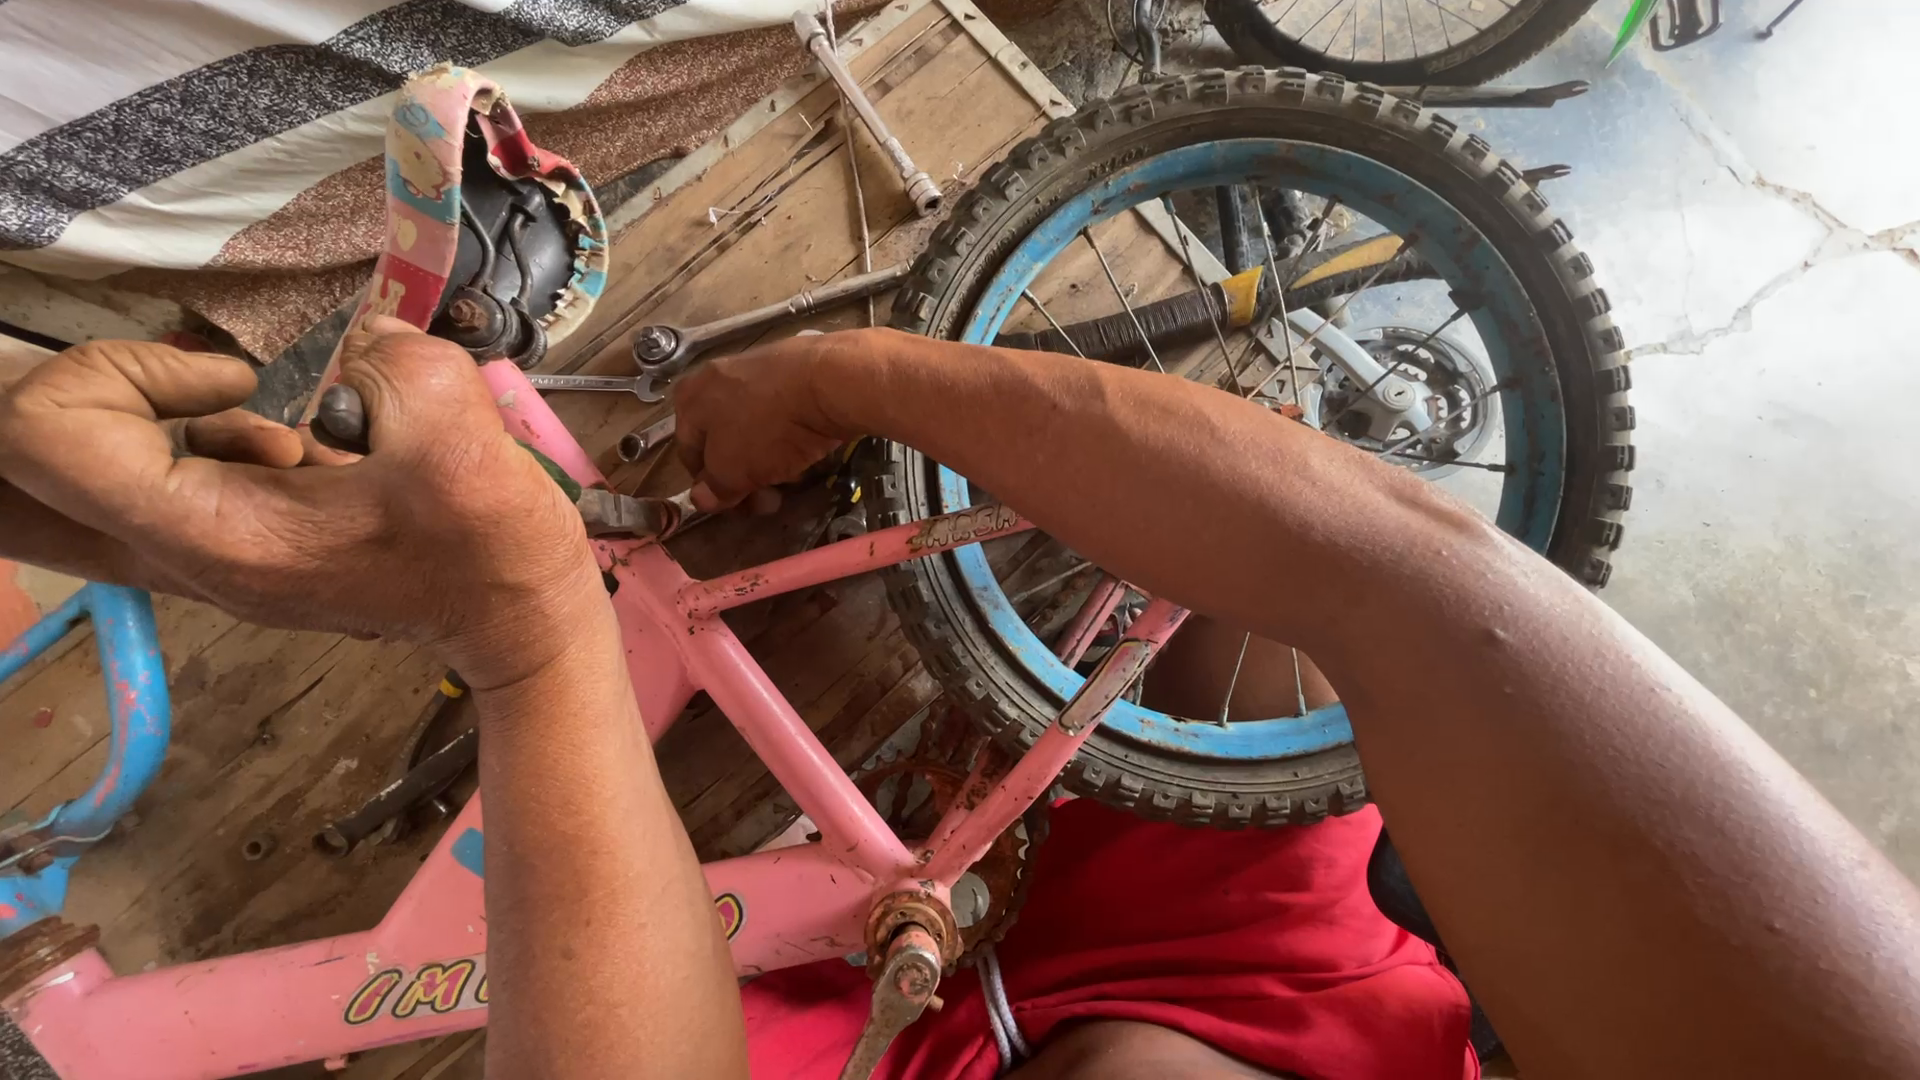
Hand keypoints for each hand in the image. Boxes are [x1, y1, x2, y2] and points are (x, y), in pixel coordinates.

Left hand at [0, 320, 598, 689]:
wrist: (525, 618)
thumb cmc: (497, 549)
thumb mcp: (464, 441)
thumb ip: (399, 361)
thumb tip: (361, 339)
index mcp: (221, 533)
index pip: (43, 431)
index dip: (125, 369)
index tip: (246, 379)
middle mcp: (190, 554)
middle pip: (11, 480)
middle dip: (81, 402)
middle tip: (182, 387)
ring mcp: (214, 559)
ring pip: (76, 482)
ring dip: (153, 421)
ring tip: (275, 423)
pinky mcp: (250, 550)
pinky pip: (154, 487)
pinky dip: (200, 444)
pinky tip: (307, 448)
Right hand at [671, 329, 875, 510]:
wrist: (828, 380)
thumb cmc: (767, 428)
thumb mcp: (732, 470)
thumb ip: (715, 488)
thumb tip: (702, 499)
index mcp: (689, 400)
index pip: (689, 455)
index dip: (711, 488)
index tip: (738, 507)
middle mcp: (716, 379)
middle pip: (725, 443)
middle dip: (746, 478)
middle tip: (772, 501)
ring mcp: (756, 371)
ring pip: (755, 430)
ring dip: (769, 461)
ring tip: (793, 476)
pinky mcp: (792, 370)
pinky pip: (782, 413)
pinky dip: (790, 436)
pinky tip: (807, 449)